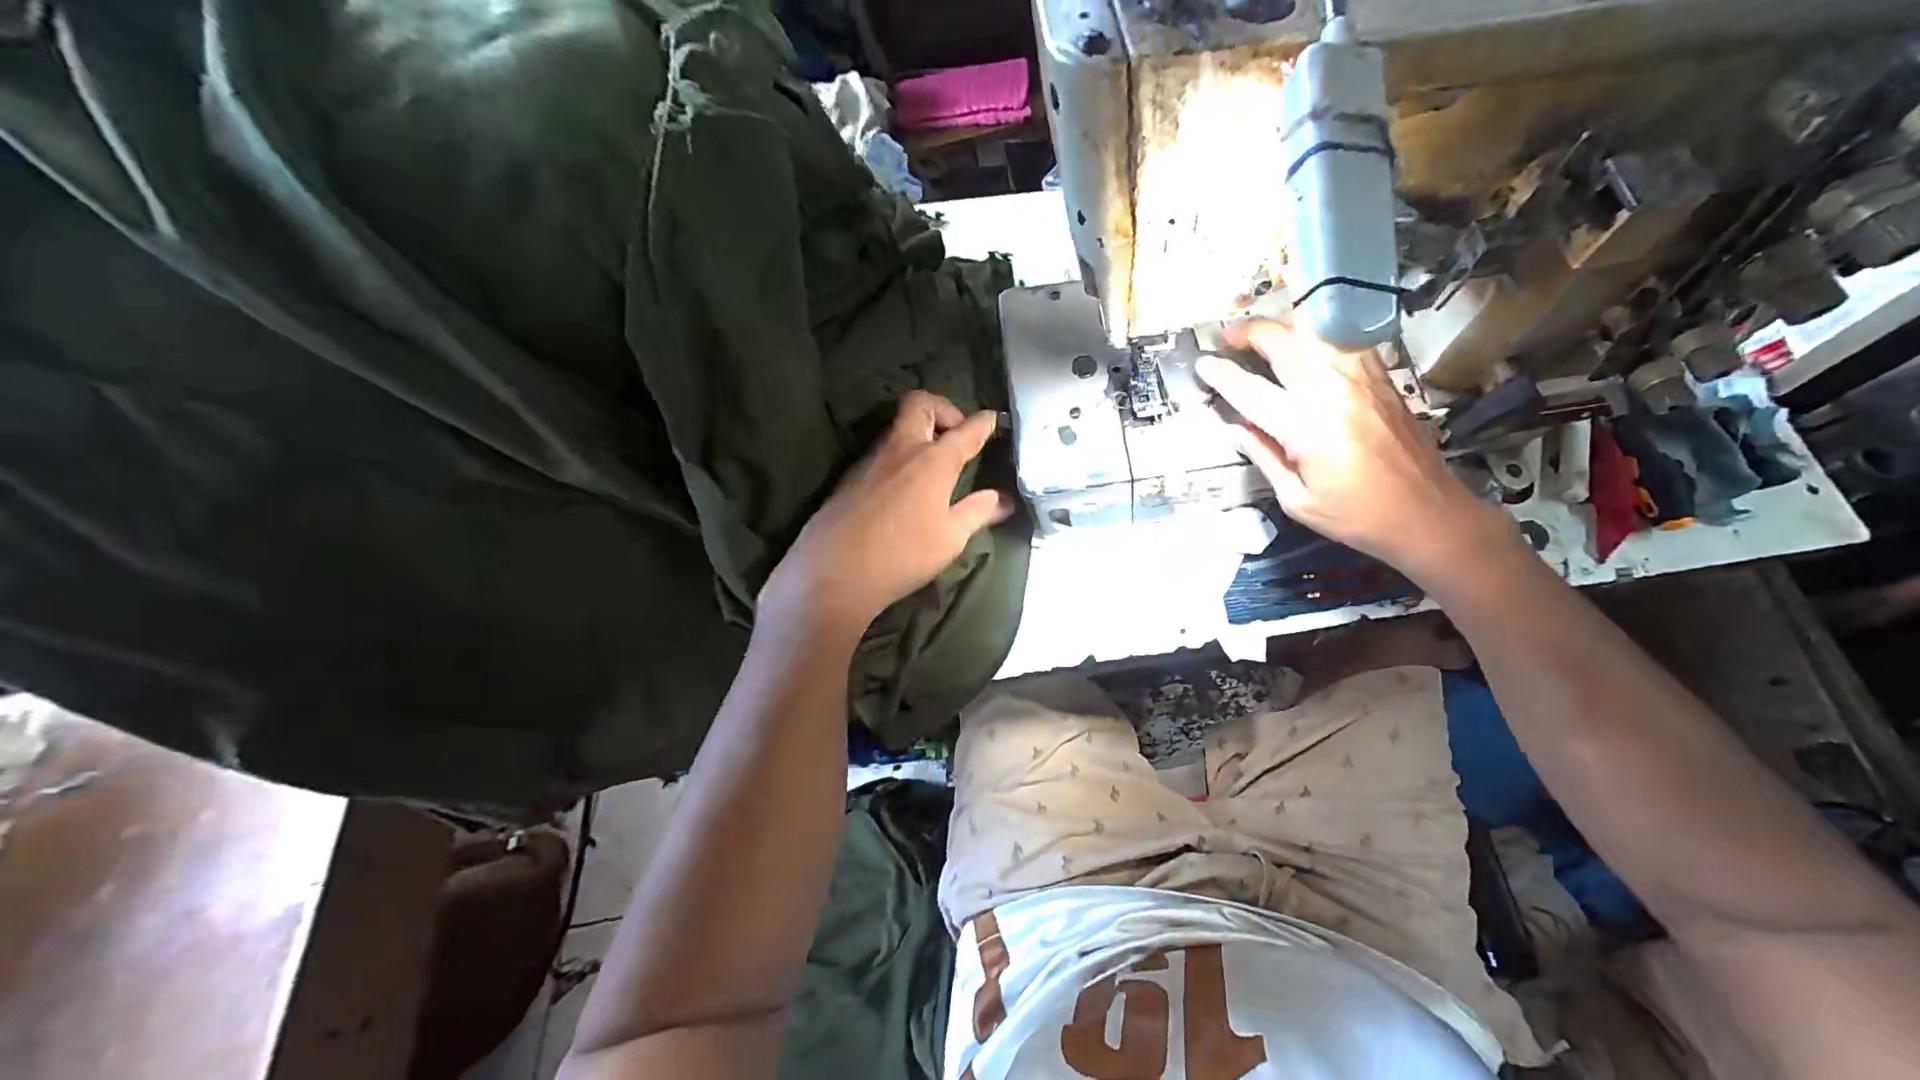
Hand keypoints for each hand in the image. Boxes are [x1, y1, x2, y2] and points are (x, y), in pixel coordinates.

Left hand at [759, 391, 1012, 639]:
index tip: (994, 420)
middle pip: (921, 405)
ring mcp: (871, 459)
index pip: (966, 430)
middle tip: (955, 434)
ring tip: (933, 461)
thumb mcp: (950, 538)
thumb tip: (1003, 499)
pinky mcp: (851, 475)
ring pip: (898, 427)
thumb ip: (978, 512)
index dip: (985, 423)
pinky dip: (900, 454)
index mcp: (933, 460)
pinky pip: (881, 451)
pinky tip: (904, 485)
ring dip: (919, 432)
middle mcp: (902, 448)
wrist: (834, 570)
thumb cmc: (902, 554)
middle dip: (943, 409)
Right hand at [1195, 319, 1513, 586]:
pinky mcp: (1383, 379)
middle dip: (1250, 332)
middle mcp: (1334, 391)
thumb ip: (1264, 457)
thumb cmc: (1357, 517)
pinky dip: (1317, 336)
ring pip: (1318, 331)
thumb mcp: (1296, 500)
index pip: (1251, 390)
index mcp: (1307, 427)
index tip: (1202, 364)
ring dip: (1284, 326)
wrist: (1428, 514)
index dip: (1222, 375)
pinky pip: (1343, 342)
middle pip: (1285, 343)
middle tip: (1227, 335)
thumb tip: (1238, 427)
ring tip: (1263, 333)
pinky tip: (1304, 346)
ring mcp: (1363, 379)